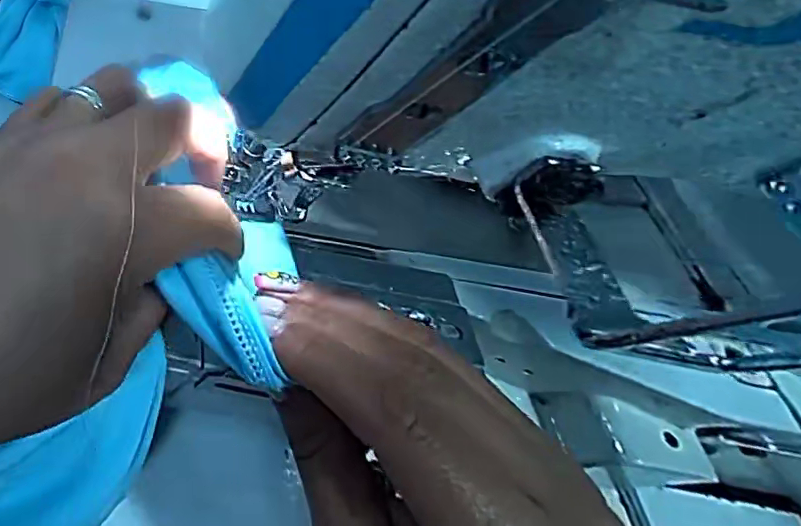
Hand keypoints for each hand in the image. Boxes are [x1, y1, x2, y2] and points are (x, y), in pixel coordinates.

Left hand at [0, 64, 242, 459]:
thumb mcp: (99, 370)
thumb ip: (150, 313)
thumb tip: (164, 275)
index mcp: (129, 225)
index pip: (209, 212)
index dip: (226, 235)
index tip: (217, 255)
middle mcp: (95, 162)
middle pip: (178, 114)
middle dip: (203, 147)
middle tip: (190, 185)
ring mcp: (47, 137)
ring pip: (118, 83)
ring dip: (141, 116)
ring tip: (131, 156)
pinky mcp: (5, 134)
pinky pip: (59, 96)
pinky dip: (81, 115)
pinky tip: (71, 152)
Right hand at [261, 281, 618, 525]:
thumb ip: (330, 473)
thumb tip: (290, 384)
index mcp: (496, 519)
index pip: (399, 405)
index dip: (326, 354)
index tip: (265, 323)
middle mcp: (531, 467)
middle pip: (418, 364)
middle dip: (334, 322)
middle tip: (269, 297)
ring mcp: (535, 441)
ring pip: (435, 351)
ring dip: (357, 318)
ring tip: (297, 299)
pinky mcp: (524, 427)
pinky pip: (448, 361)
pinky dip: (388, 333)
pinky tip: (347, 321)